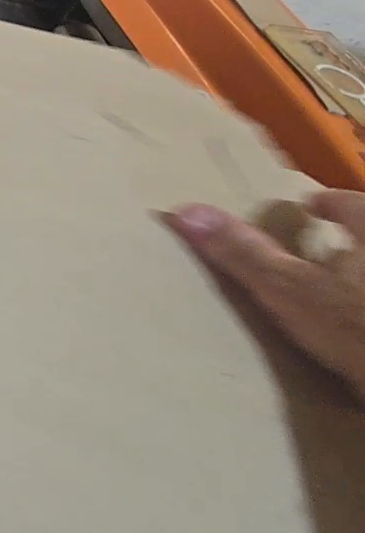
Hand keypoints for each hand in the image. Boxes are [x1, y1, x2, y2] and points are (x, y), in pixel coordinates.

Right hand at [168, 191, 364, 396]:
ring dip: (352, 271)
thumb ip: (242, 251)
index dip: (330, 204)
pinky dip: (356, 301)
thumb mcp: (288, 290)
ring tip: (340, 281)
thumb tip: (185, 210)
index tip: (312, 206)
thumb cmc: (357, 328)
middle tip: (328, 244)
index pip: (353, 205)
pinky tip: (348, 318)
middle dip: (351, 237)